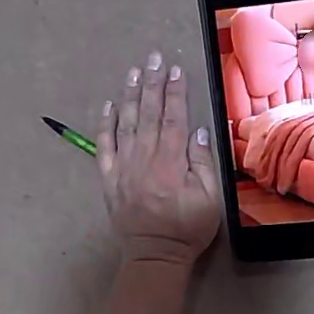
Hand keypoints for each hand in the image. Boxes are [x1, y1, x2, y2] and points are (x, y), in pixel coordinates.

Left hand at [94, 51, 222, 265]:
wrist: (154, 255)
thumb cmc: (187, 229)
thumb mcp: (210, 199)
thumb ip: (203, 163)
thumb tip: (198, 131)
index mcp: (171, 162)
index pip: (173, 118)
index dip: (175, 92)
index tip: (176, 70)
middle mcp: (144, 159)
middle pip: (148, 113)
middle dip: (152, 83)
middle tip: (153, 58)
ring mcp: (124, 167)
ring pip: (125, 123)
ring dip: (129, 95)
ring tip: (133, 72)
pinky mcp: (109, 178)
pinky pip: (104, 146)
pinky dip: (105, 124)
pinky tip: (108, 105)